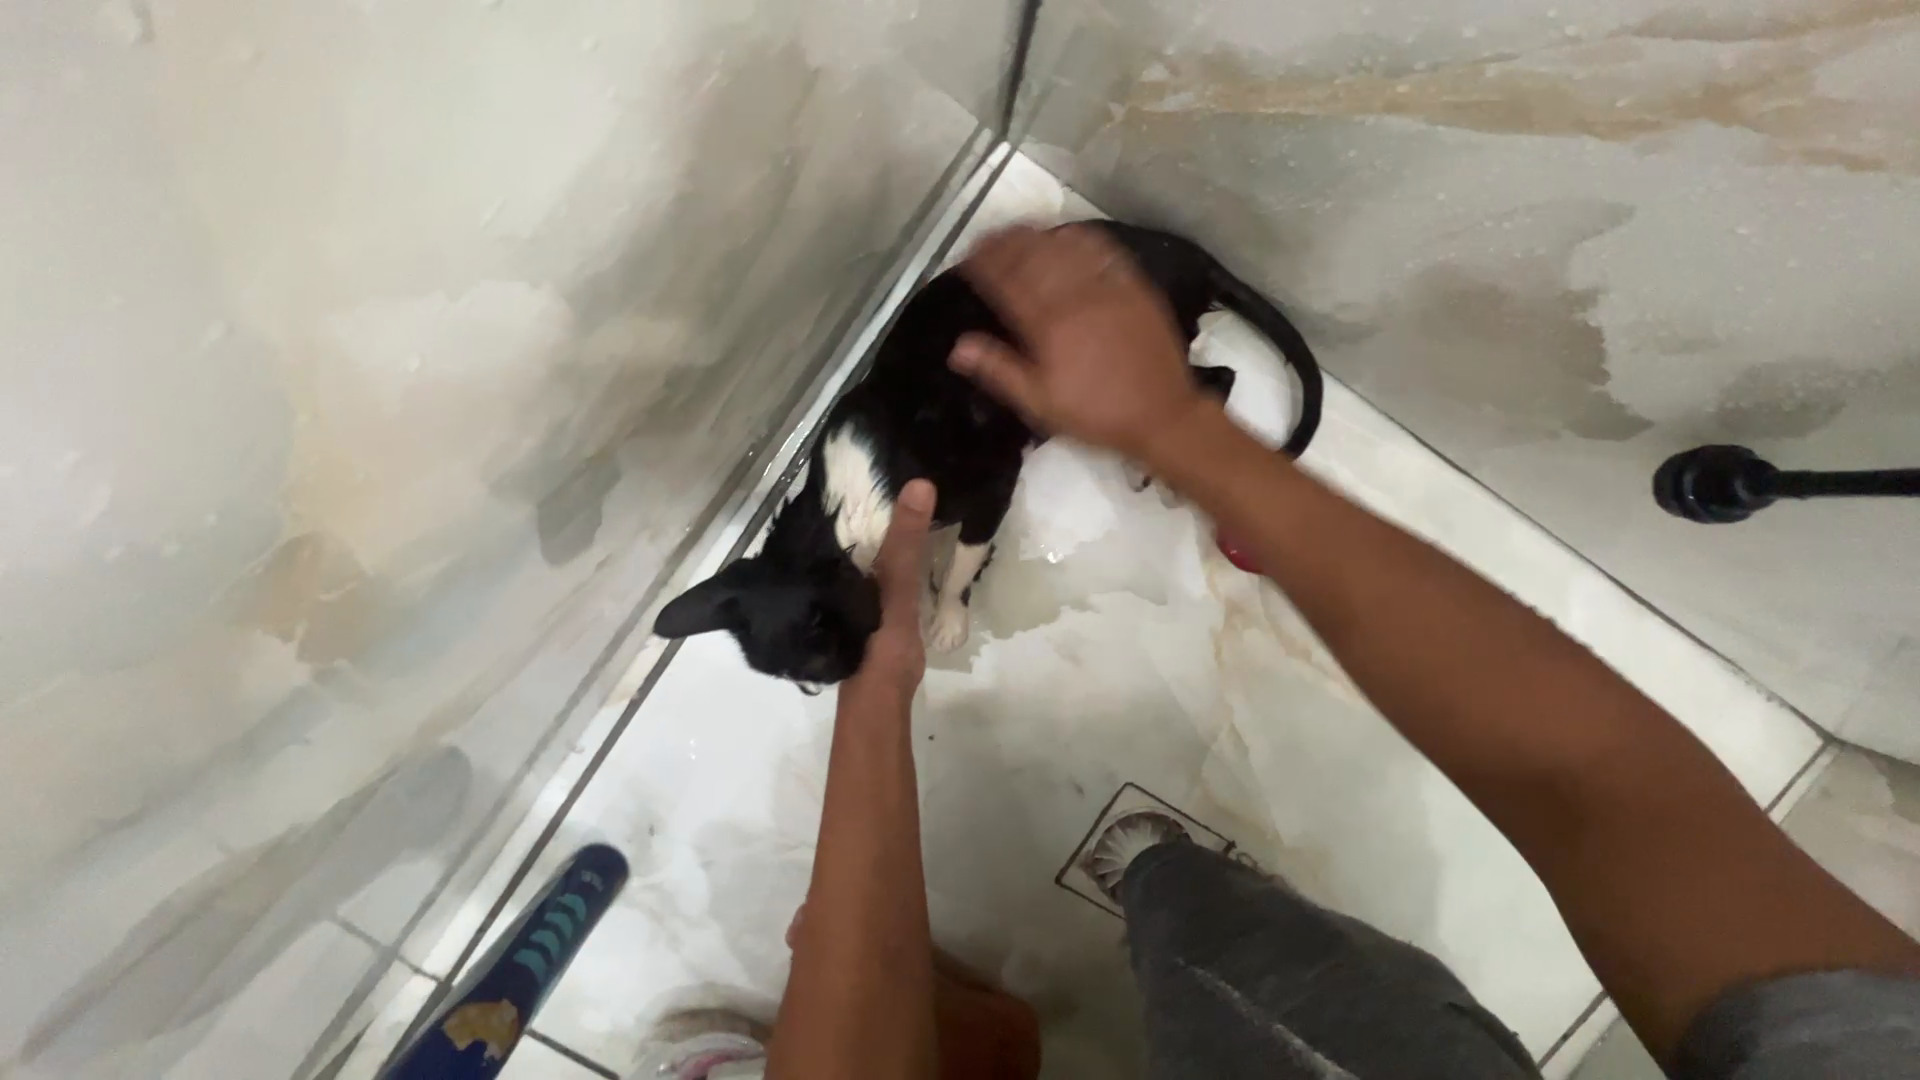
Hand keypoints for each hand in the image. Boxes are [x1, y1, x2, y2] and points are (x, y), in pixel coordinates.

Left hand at [847, 479, 935, 695]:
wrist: (883, 693)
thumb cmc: (879, 638)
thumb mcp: (895, 581)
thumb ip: (906, 538)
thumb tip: (920, 483)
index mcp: (830, 562)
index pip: (839, 513)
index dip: (856, 487)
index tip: (878, 459)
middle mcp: (833, 571)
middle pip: (854, 528)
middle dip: (873, 506)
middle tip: (901, 469)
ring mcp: (851, 589)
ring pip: (869, 550)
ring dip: (887, 530)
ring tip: (913, 498)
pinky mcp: (870, 604)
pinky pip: (882, 569)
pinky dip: (897, 555)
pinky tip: (916, 543)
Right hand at [950, 225, 1210, 460]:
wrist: (1161, 414)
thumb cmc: (1095, 414)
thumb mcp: (1040, 403)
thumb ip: (1000, 370)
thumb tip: (958, 348)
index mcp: (1047, 327)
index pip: (1007, 282)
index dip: (983, 264)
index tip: (967, 256)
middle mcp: (1075, 298)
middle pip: (1033, 257)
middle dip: (1005, 242)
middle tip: (986, 237)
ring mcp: (1107, 288)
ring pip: (1065, 247)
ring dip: (1037, 234)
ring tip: (1018, 229)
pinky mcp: (1134, 287)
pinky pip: (1102, 250)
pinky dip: (1079, 237)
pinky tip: (1067, 233)